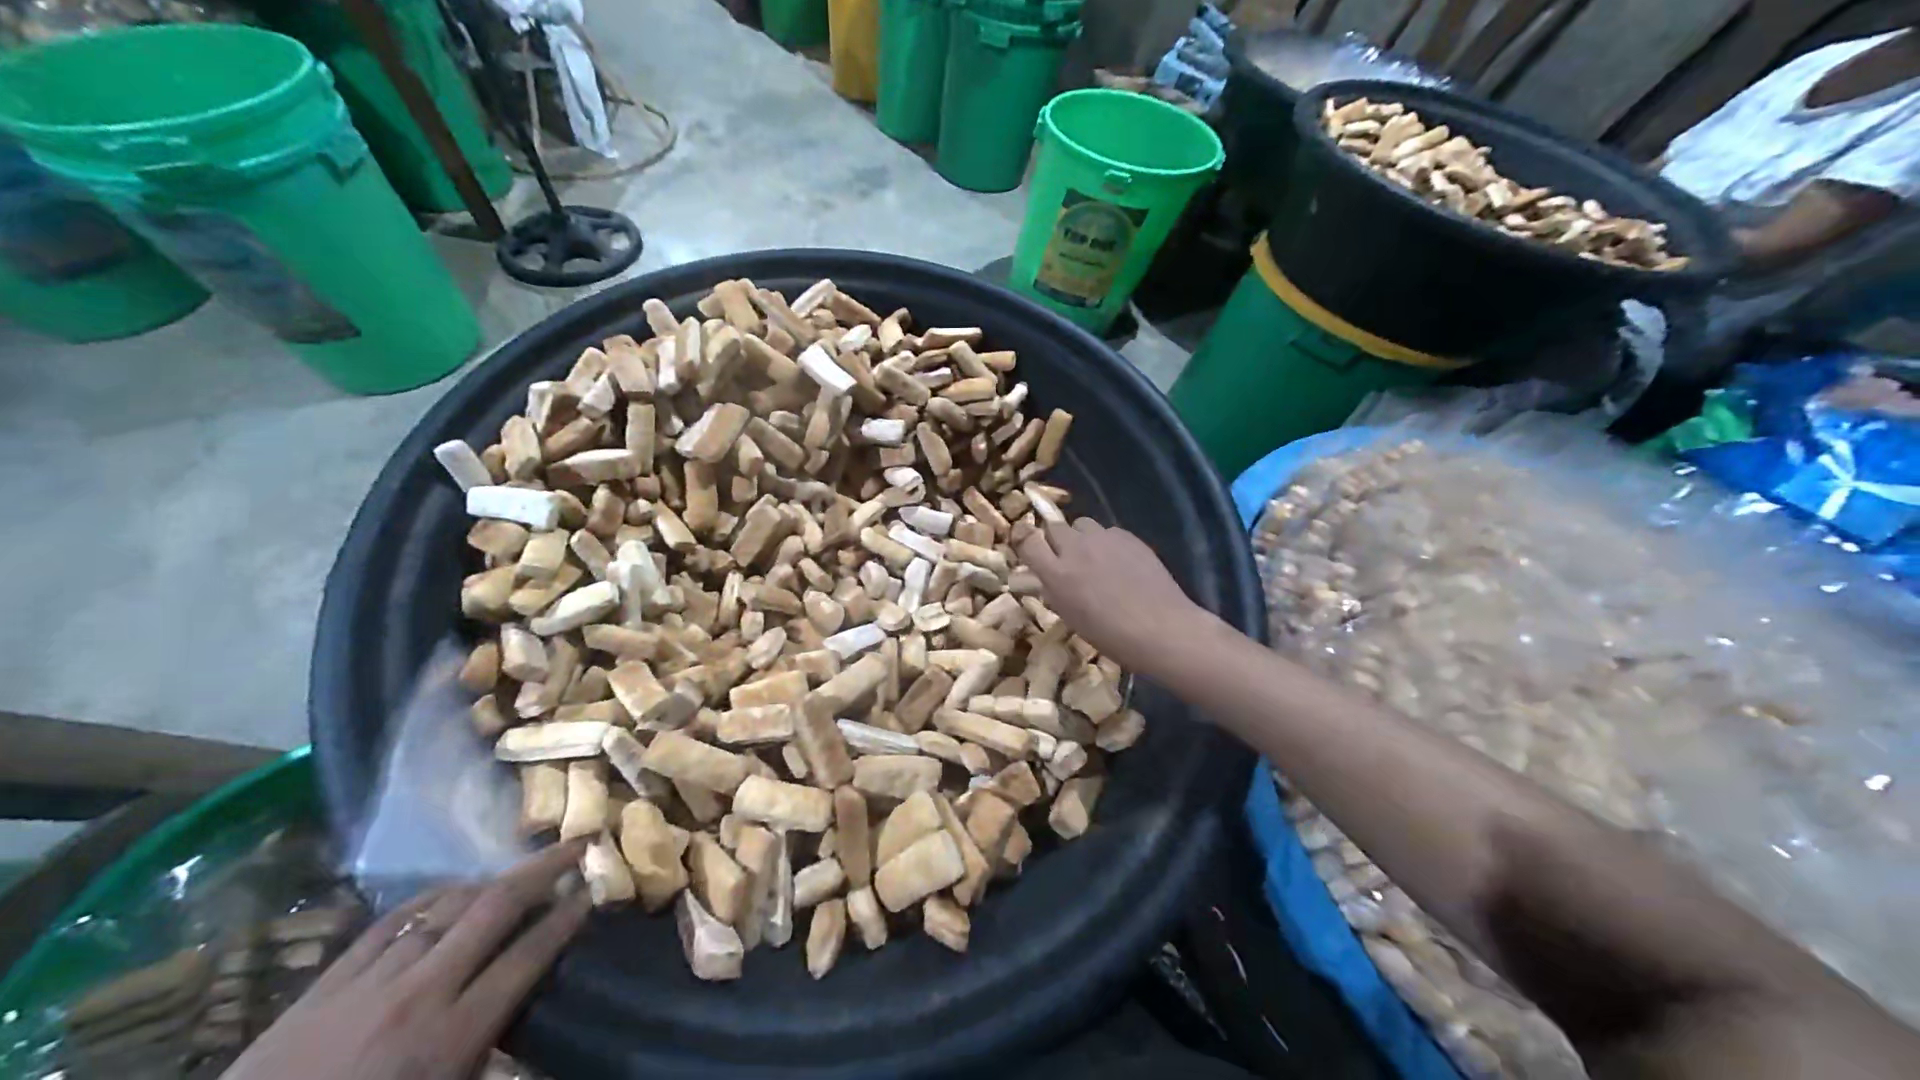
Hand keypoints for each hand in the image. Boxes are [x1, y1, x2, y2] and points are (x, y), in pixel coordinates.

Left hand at [223, 840, 590, 1079]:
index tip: (592, 890)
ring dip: (490, 882)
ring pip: (445, 906)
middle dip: (543, 870)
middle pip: (495, 909)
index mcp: (451, 1035)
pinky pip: (389, 921)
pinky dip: (428, 899)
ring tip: (517, 871)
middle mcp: (422, 992)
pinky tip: (448, 891)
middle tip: (575, 845)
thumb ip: (489, 1061)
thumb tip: (534, 1042)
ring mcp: (370, 980)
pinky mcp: (326, 981)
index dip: (567, 918)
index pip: (528, 956)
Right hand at [1017, 519, 1214, 676]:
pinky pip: (1108, 532)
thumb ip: (1055, 591)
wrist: (1161, 629)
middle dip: (1056, 540)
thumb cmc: (1111, 635)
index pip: (1027, 540)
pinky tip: (1121, 564)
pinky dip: (1107, 543)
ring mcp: (1104, 539)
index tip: (1029, 549)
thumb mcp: (1071, 617)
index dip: (1025, 541)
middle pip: (1054, 527)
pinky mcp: (1128, 536)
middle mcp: (1076, 549)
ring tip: (1095, 559)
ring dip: (1082, 538)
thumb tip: (1047, 579)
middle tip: (1066, 560)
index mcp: (1057, 573)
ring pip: (1082, 525)